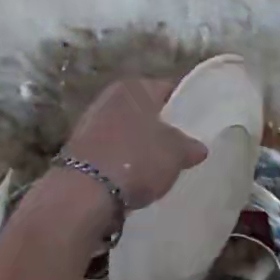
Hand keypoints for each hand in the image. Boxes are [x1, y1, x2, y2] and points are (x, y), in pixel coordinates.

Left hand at [62, 79, 207, 208]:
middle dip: (162, 130)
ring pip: (128, 133)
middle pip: (146, 112)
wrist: (85, 192)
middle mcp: (109, 98)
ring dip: (142, 148)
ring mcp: (91, 124)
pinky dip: (125, 163)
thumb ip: (190, 146)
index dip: (185, 108)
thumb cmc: (137, 159)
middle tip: (182, 150)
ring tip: (160, 169)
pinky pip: (114, 153)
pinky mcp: (81, 151)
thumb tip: (198, 148)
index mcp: (135, 87)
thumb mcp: (177, 152)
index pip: (169, 90)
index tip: (197, 127)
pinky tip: (136, 180)